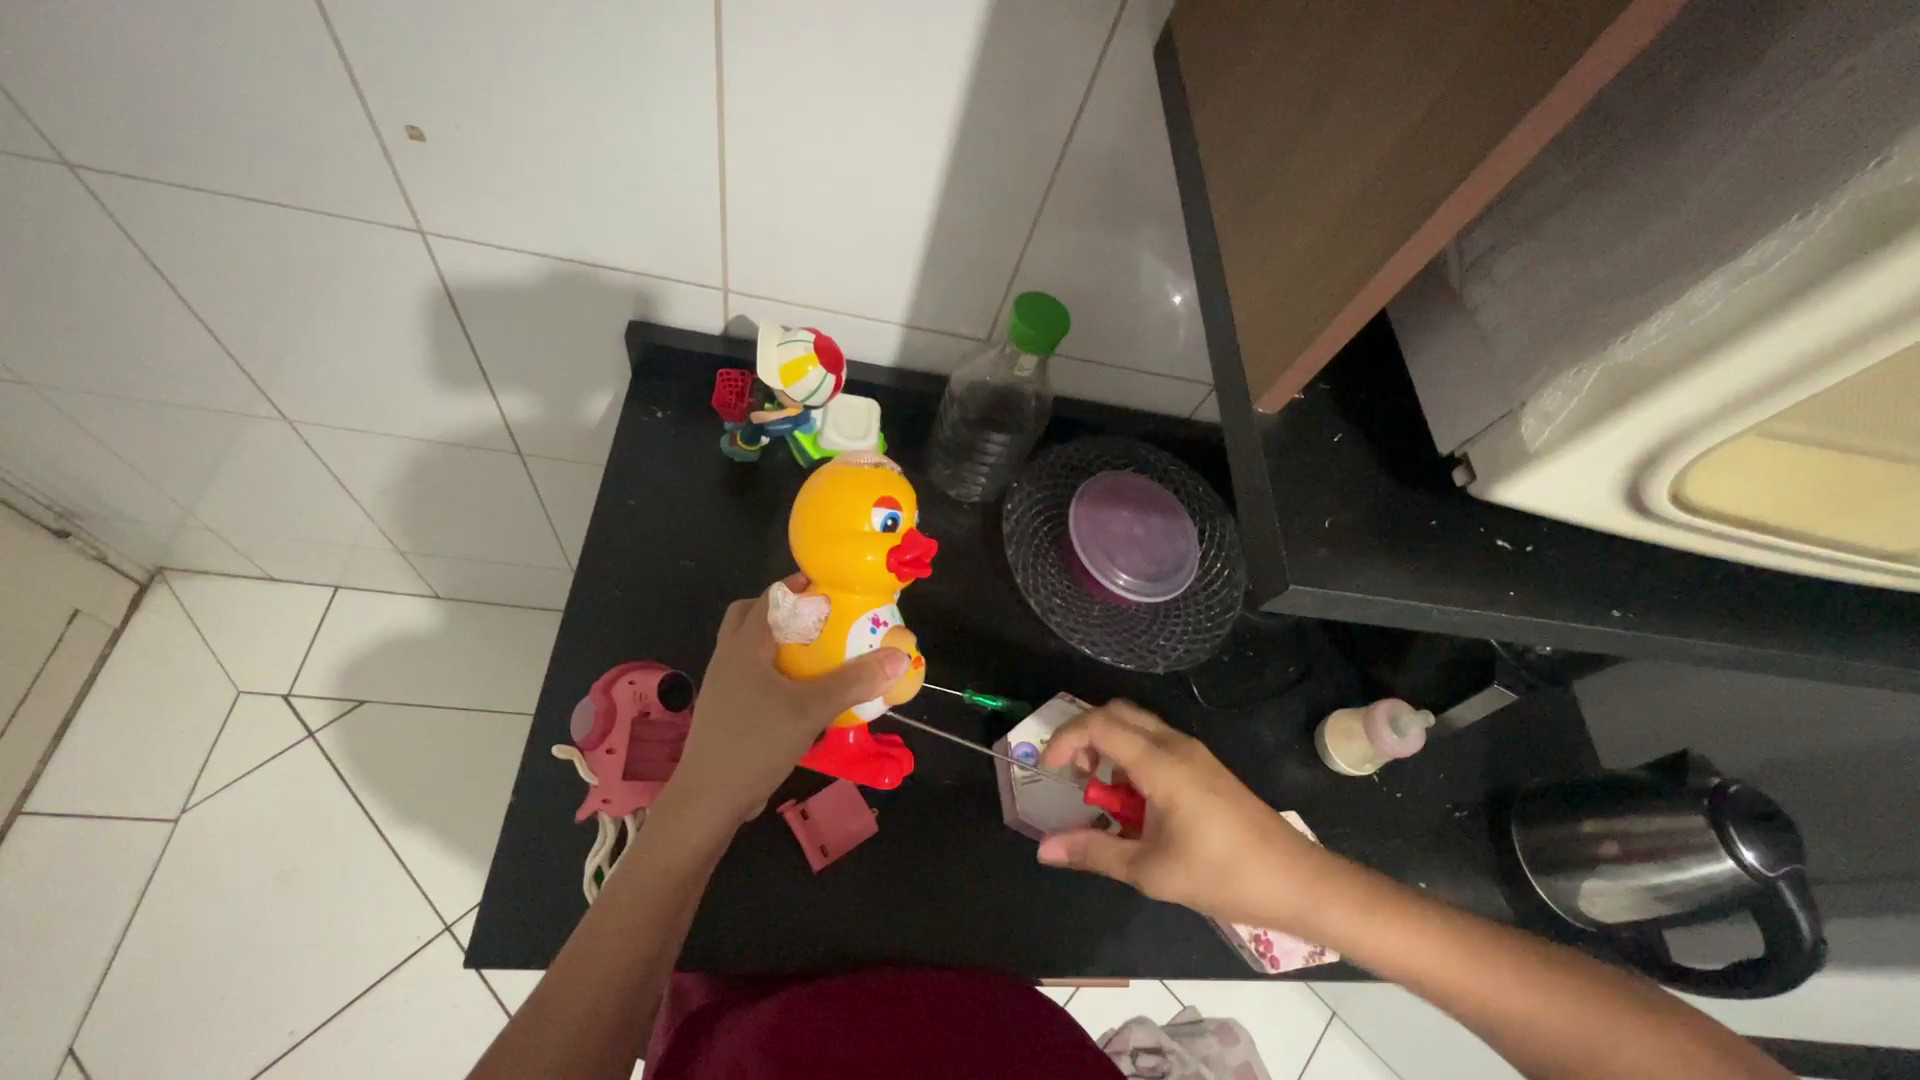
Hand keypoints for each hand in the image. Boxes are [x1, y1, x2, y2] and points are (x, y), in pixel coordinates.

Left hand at [654, 577, 907, 828]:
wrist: (709, 799)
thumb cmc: (755, 744)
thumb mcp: (811, 710)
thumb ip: (854, 681)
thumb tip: (897, 657)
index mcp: (744, 646)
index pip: (770, 598)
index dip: (798, 586)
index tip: (830, 585)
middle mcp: (728, 658)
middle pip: (750, 616)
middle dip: (783, 610)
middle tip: (819, 617)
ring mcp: (723, 686)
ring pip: (749, 648)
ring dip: (779, 642)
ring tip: (816, 652)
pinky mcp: (726, 712)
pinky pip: (751, 675)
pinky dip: (774, 671)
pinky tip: (801, 692)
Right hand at [1035, 701, 1334, 929]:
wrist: (1296, 880)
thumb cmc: (1222, 875)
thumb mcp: (1150, 871)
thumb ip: (1094, 852)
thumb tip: (1044, 849)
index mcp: (1161, 763)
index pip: (1099, 724)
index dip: (1065, 739)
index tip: (1049, 771)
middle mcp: (1176, 745)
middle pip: (1117, 712)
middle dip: (1084, 735)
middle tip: (1073, 776)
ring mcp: (1195, 753)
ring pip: (1138, 725)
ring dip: (1109, 747)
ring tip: (1102, 795)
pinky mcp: (1205, 766)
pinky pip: (1157, 742)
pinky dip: (1131, 757)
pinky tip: (1135, 803)